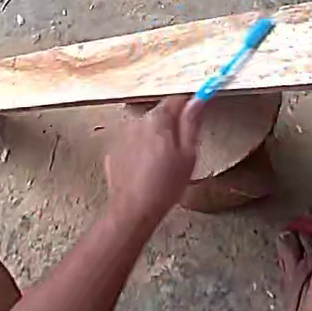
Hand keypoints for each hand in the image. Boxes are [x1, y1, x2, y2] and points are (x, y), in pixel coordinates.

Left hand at [104, 95, 203, 223]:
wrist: (133, 211)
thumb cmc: (164, 185)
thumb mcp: (188, 154)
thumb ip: (192, 122)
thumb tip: (198, 100)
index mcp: (158, 119)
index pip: (177, 99)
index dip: (189, 108)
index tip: (195, 119)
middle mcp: (138, 121)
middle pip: (161, 114)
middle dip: (171, 127)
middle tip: (180, 151)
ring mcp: (123, 135)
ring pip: (146, 129)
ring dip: (155, 138)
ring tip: (162, 164)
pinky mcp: (113, 151)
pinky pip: (132, 143)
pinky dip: (140, 150)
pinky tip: (146, 169)